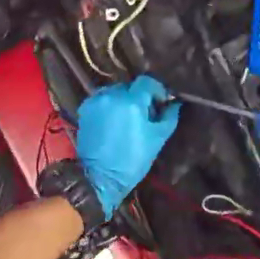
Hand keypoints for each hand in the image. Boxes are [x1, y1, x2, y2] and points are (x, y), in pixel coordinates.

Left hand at [74, 75, 179, 216]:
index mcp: (131, 101)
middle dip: (140, 97)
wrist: (100, 177)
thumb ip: (168, 117)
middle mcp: (111, 95)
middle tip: (145, 114)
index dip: (157, 90)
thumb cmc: (132, 160)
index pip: (147, 81)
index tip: (160, 104)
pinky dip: (110, 105)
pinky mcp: (84, 109)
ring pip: (115, 92)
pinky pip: (102, 100)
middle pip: (130, 86)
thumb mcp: (157, 139)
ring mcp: (96, 101)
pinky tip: (113, 121)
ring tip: (128, 118)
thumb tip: (174, 103)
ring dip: (124, 100)